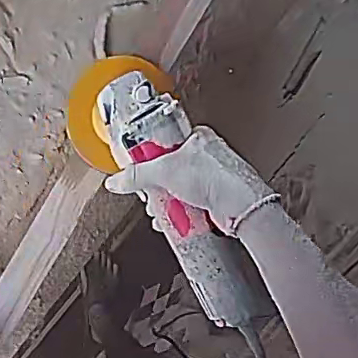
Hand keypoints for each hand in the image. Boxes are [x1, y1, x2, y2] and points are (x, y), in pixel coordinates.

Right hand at [102, 126, 275, 233]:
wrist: (240, 206)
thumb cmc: (217, 178)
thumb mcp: (165, 171)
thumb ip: (137, 176)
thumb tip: (117, 181)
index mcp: (196, 138)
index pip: (164, 144)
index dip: (149, 158)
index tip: (138, 169)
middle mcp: (204, 157)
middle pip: (168, 172)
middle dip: (156, 188)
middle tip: (150, 194)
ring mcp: (209, 180)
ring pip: (177, 191)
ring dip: (167, 204)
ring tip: (162, 210)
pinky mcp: (212, 200)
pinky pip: (188, 206)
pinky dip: (179, 215)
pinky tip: (175, 219)